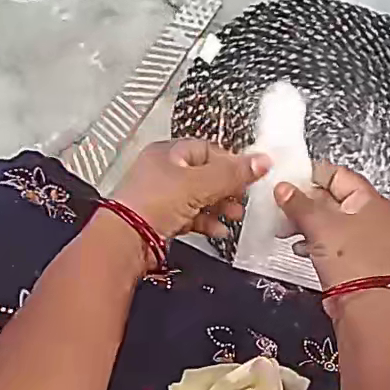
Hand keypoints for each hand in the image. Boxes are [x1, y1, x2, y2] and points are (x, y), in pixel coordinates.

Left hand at [109, 139, 268, 240]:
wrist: (127, 240)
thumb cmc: (154, 203)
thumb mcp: (199, 184)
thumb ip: (232, 174)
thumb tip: (262, 161)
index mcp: (169, 153)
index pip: (208, 150)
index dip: (230, 162)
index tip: (249, 176)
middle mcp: (164, 172)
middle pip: (206, 176)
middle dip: (228, 189)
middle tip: (243, 198)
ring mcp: (162, 197)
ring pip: (200, 198)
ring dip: (220, 207)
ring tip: (235, 216)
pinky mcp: (163, 219)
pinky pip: (191, 217)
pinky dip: (207, 223)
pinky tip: (219, 231)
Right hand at [274, 161, 389, 289]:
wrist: (363, 304)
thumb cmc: (349, 259)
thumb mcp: (319, 225)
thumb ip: (298, 203)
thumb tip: (282, 188)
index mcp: (368, 200)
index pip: (337, 174)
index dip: (311, 175)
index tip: (287, 180)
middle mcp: (367, 215)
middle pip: (330, 198)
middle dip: (302, 202)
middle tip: (280, 206)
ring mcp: (360, 237)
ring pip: (326, 220)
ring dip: (303, 223)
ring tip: (283, 229)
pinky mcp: (350, 256)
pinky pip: (328, 240)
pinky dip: (311, 240)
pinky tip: (297, 247)